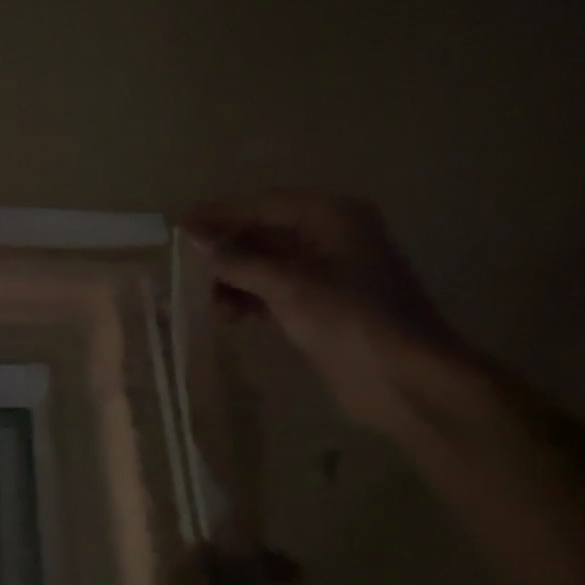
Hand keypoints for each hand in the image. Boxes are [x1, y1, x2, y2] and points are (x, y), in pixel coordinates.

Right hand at [182, 192, 460, 432]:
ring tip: (205, 299)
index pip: (263, 204)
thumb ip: (238, 260)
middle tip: (185, 267)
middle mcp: (332, 235)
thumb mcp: (288, 285)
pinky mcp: (326, 306)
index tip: (179, 227)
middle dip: (226, 249)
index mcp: (331, 216)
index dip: (220, 215)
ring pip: (269, 263)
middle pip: (266, 231)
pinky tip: (227, 314)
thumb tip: (193, 238)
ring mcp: (331, 272)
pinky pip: (278, 290)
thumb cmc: (350, 320)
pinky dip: (251, 298)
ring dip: (235, 278)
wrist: (405, 381)